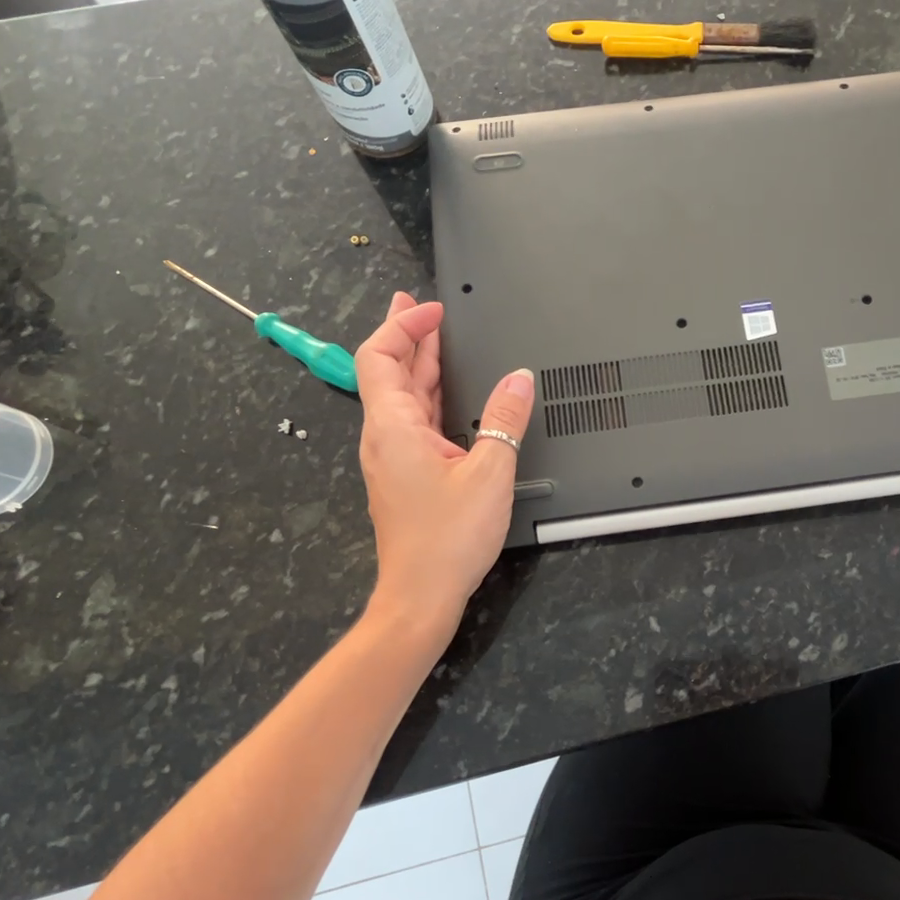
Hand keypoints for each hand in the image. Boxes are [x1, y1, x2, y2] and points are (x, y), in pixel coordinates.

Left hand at [355, 291, 533, 626]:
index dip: (401, 326)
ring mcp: (392, 457)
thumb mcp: (490, 472)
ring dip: (418, 364)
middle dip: (406, 335)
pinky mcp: (405, 474)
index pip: (379, 357)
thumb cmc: (449, 538)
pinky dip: (429, 395)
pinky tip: (450, 393)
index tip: (431, 309)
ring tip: (435, 338)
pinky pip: (413, 421)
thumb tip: (520, 379)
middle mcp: (385, 437)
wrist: (422, 594)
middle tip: (421, 306)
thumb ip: (505, 420)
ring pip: (401, 397)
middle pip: (387, 372)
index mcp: (394, 427)